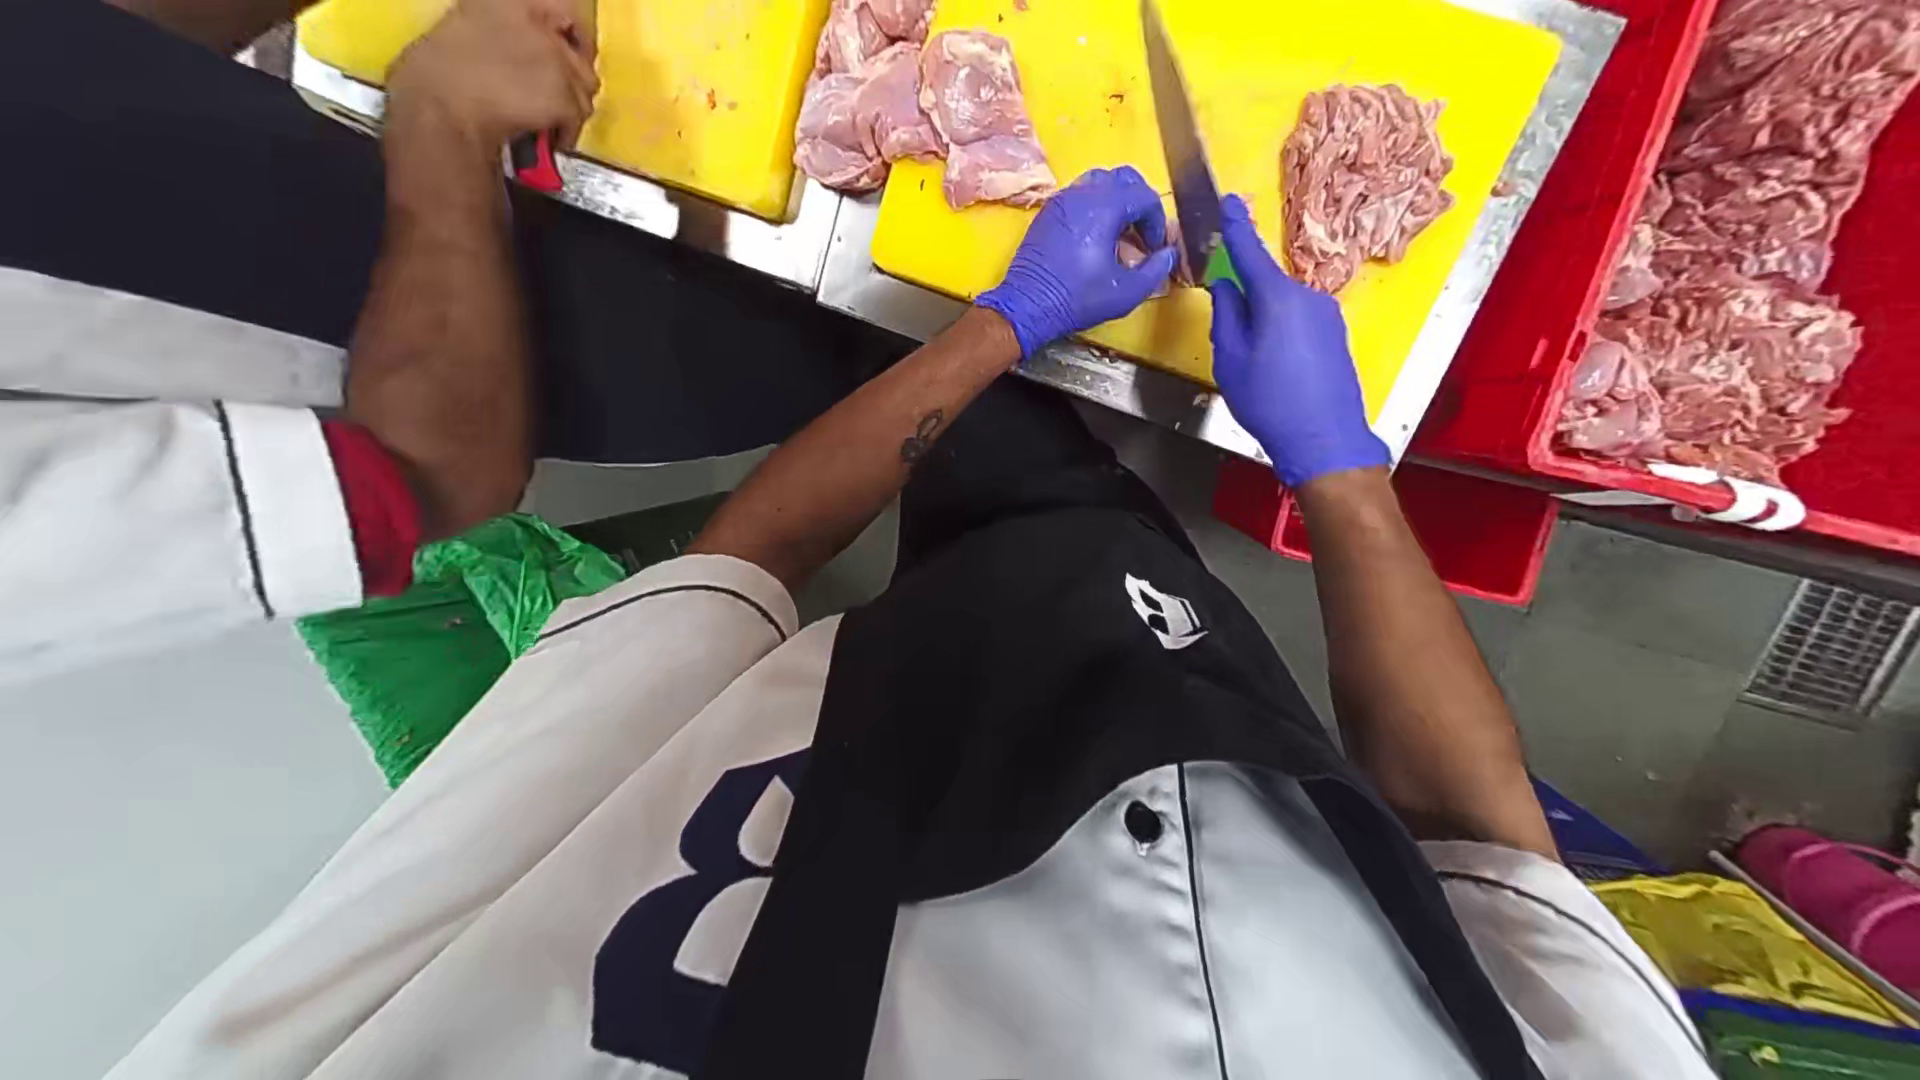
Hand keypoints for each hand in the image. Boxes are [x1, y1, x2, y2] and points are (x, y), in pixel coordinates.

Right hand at [386, 0, 597, 155]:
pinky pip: (578, 118)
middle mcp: (539, 22)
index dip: (576, 36)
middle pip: (582, 60)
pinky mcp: (564, 96)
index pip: (566, 10)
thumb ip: (511, 26)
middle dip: (573, 81)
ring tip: (547, 118)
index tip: (574, 51)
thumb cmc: (444, 70)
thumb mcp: (473, 21)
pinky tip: (547, 134)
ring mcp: (556, 60)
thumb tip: (537, 43)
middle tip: (557, 97)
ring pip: (585, 92)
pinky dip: (566, 131)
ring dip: (570, 108)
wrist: (443, 105)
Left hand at [976, 166, 1178, 356]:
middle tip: (1141, 234)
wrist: (1027, 307)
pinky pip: (1078, 198)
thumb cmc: (1078, 300)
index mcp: (1105, 206)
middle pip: (1123, 179)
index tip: (1154, 249)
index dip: (1157, 222)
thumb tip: (1168, 255)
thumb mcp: (1125, 292)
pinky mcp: (1046, 213)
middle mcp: (1083, 193)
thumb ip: (1154, 270)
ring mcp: (1061, 200)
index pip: (1145, 196)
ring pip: (1098, 183)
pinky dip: (1093, 209)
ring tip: (1118, 234)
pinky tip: (1094, 239)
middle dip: (1139, 204)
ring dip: (1115, 203)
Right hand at [1209, 195, 1389, 486]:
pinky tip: (1269, 364)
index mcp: (1279, 298)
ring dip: (1259, 319)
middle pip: (1265, 284)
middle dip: (1242, 297)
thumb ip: (1226, 316)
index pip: (1251, 253)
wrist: (1323, 436)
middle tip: (1226, 332)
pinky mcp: (1333, 334)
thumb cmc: (1268, 400)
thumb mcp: (1231, 359)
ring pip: (1280, 304)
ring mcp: (1325, 314)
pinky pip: (1296, 319)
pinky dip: (1277, 330)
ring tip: (1248, 361)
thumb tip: (1226, 286)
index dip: (1235, 228)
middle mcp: (1308, 296)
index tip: (1228, 201)